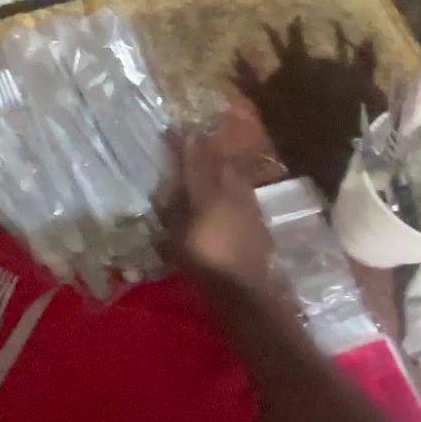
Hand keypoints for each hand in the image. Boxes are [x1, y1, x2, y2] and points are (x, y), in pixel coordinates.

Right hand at [165, 129, 276, 293]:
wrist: (246, 294)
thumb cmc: (205, 266)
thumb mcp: (177, 239)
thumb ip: (171, 211)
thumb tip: (164, 190)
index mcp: (208, 192)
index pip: (194, 158)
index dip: (182, 142)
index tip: (171, 128)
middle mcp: (230, 191)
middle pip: (217, 161)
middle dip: (203, 148)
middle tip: (189, 139)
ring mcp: (247, 204)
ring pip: (230, 174)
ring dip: (217, 164)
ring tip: (204, 161)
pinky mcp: (256, 218)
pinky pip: (238, 190)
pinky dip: (227, 184)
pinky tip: (221, 191)